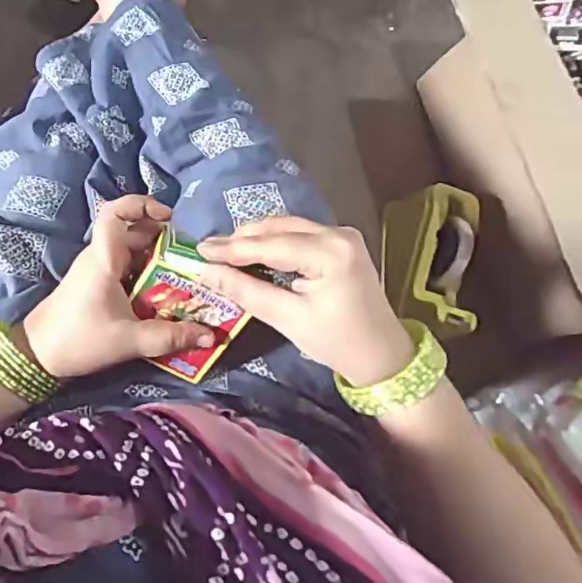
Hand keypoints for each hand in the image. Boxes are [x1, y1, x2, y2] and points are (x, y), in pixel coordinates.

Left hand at [22, 196, 214, 378]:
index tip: (167, 217)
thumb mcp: (129, 340)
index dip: (141, 205)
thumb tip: (210, 335)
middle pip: (131, 232)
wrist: (38, 355)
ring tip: (182, 274)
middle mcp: (99, 258)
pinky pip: (125, 269)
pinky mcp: (96, 285)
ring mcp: (96, 271)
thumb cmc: (79, 339)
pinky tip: (163, 292)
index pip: (114, 213)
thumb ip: (170, 337)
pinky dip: (144, 273)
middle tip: (188, 254)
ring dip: (155, 258)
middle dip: (161, 237)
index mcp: (103, 259)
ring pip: (130, 251)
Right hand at [193, 217, 414, 386]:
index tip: (198, 250)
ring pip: (287, 227)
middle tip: (207, 250)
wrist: (382, 355)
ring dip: (255, 238)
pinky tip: (252, 252)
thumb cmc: (337, 342)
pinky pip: (298, 234)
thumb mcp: (288, 319)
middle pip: (278, 228)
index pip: (271, 244)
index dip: (231, 247)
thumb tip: (205, 271)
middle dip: (241, 239)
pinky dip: (273, 242)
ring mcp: (343, 235)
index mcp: (331, 253)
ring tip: (223, 251)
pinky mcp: (341, 242)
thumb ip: (246, 291)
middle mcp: (339, 234)